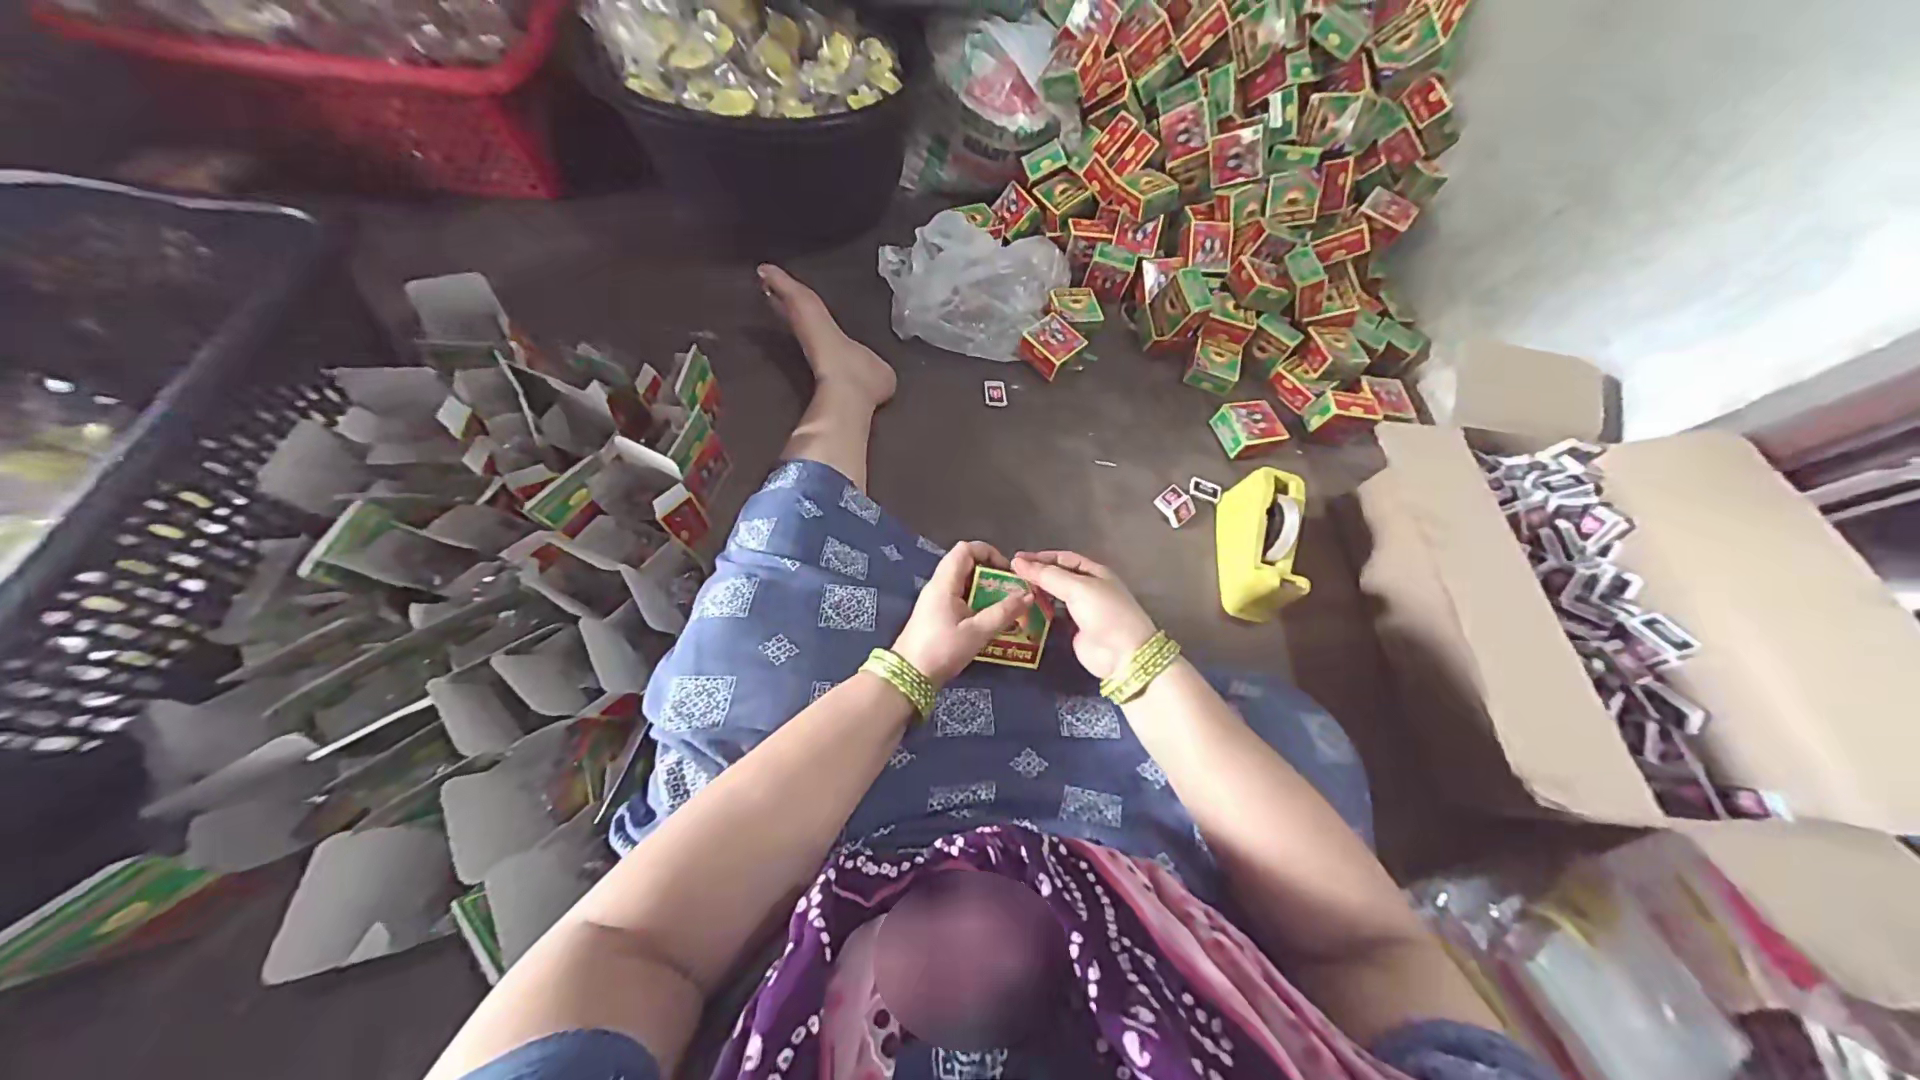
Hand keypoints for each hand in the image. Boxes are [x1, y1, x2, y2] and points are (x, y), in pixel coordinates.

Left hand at [891, 541, 1031, 684]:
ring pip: (963, 582)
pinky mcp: (936, 614)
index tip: (1007, 570)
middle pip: (965, 564)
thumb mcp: (977, 632)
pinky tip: (989, 619)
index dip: (988, 552)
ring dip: (985, 589)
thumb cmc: (942, 650)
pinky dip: (976, 601)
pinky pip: (959, 597)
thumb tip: (1028, 595)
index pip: (965, 549)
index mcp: (944, 583)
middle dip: (991, 572)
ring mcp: (935, 600)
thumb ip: (1004, 612)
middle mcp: (938, 586)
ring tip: (1005, 605)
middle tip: (1010, 589)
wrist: (910, 676)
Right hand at [1010, 551, 1156, 680]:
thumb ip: (1047, 575)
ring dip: (1037, 592)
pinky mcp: (1074, 629)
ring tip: (1013, 591)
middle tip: (1011, 576)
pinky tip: (1023, 609)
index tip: (1017, 560)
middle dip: (1037, 574)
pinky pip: (1053, 614)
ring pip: (1054, 595)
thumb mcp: (1077, 588)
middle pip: (1058, 576)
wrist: (1122, 654)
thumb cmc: (1104, 613)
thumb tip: (1017, 561)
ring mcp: (1081, 609)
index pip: (1063, 558)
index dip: (1040, 557)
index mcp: (1094, 572)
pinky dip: (1039, 610)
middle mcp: (1088, 588)